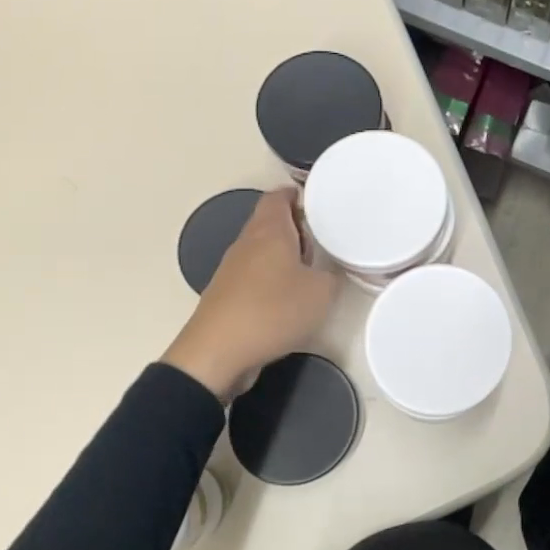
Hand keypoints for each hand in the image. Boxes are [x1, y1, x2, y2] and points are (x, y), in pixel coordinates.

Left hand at [162, 188, 337, 398]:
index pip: (278, 197)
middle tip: (322, 240)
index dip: (297, 195)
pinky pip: (254, 275)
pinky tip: (288, 299)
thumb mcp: (322, 293)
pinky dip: (272, 279)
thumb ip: (332, 275)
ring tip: (310, 272)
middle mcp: (246, 243)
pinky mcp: (226, 295)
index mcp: (269, 230)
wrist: (217, 353)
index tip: (318, 204)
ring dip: (284, 256)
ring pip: (262, 250)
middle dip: (296, 228)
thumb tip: (328, 271)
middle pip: (270, 222)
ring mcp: (232, 270)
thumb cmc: (273, 311)